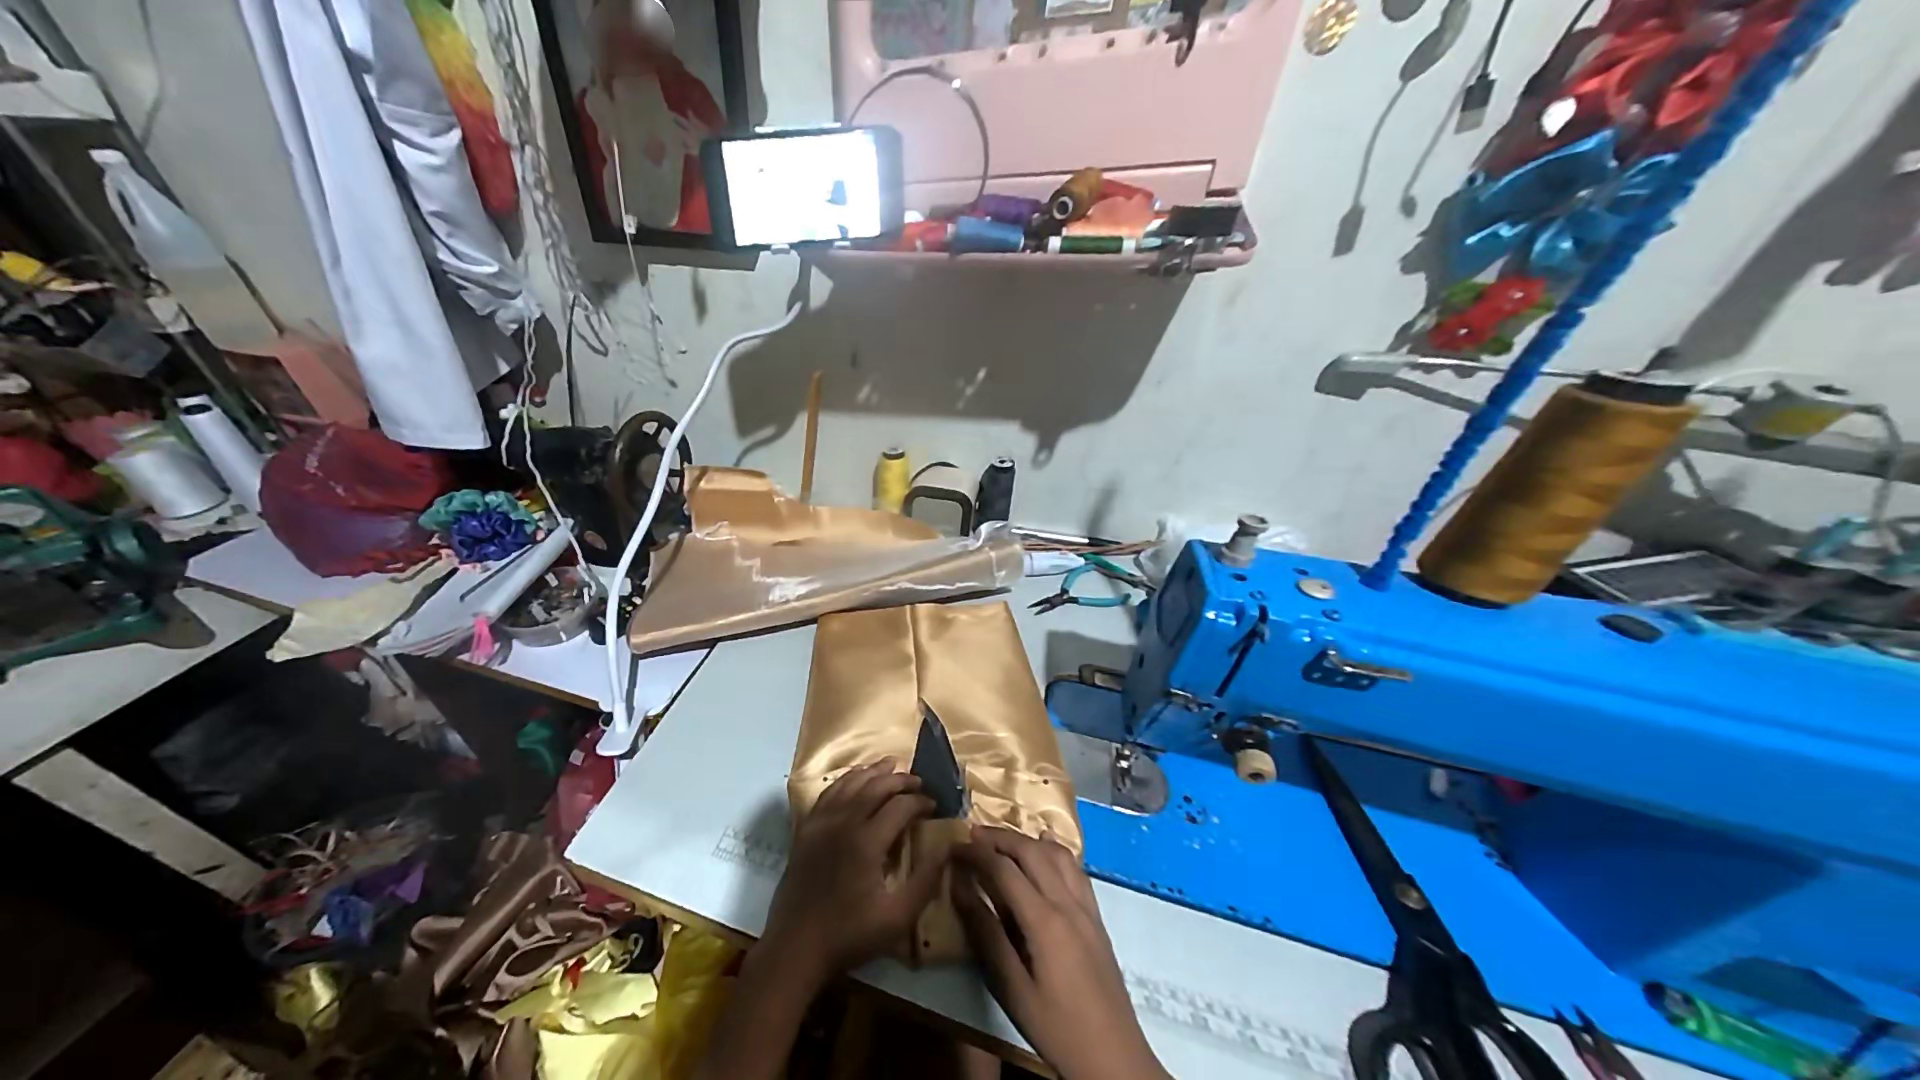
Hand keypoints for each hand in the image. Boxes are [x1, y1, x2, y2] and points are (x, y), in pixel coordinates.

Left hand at [761, 760, 946, 984]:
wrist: (795, 949)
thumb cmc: (849, 936)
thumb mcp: (898, 918)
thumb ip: (926, 880)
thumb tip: (947, 848)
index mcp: (867, 842)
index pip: (900, 806)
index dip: (920, 801)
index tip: (934, 806)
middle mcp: (843, 823)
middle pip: (875, 786)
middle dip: (901, 780)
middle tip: (919, 782)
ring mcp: (821, 824)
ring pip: (850, 784)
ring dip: (873, 772)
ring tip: (891, 766)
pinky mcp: (806, 831)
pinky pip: (827, 794)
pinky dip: (845, 781)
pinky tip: (854, 780)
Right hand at [953, 826, 1170, 1079]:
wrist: (1113, 1055)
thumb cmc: (1056, 1027)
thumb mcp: (1011, 988)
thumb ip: (986, 934)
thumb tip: (961, 888)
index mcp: (1045, 921)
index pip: (1005, 869)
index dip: (977, 853)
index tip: (954, 846)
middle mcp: (1068, 903)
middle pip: (1032, 851)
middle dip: (1001, 837)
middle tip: (973, 835)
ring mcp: (1087, 907)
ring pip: (1058, 853)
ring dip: (1028, 839)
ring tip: (1003, 841)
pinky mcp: (1097, 916)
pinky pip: (1076, 868)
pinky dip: (1055, 851)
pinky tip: (1045, 850)